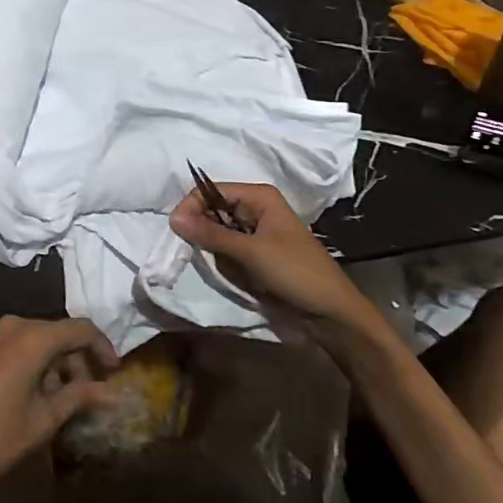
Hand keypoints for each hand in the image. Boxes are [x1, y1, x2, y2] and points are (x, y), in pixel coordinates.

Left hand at [0, 318, 117, 502]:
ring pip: (34, 339)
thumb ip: (79, 397)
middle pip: (56, 333)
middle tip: (88, 392)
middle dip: (76, 359)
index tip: (114, 373)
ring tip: (58, 398)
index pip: (80, 329)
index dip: (103, 348)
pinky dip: (29, 362)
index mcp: (31, 338)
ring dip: (52, 362)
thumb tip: (110, 391)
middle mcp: (10, 325)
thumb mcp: (41, 423)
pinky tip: (28, 393)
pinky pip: (11, 345)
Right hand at [169, 182, 384, 344]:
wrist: (329, 312)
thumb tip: (173, 217)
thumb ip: (211, 234)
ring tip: (237, 270)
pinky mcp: (256, 254)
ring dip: (220, 254)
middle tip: (210, 254)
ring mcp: (257, 232)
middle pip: (214, 211)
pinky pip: (230, 252)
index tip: (176, 230)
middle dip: (207, 233)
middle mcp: (256, 208)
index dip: (192, 207)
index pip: (212, 190)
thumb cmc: (294, 273)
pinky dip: (229, 264)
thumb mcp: (250, 252)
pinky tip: (243, 277)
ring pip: (219, 234)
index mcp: (259, 196)